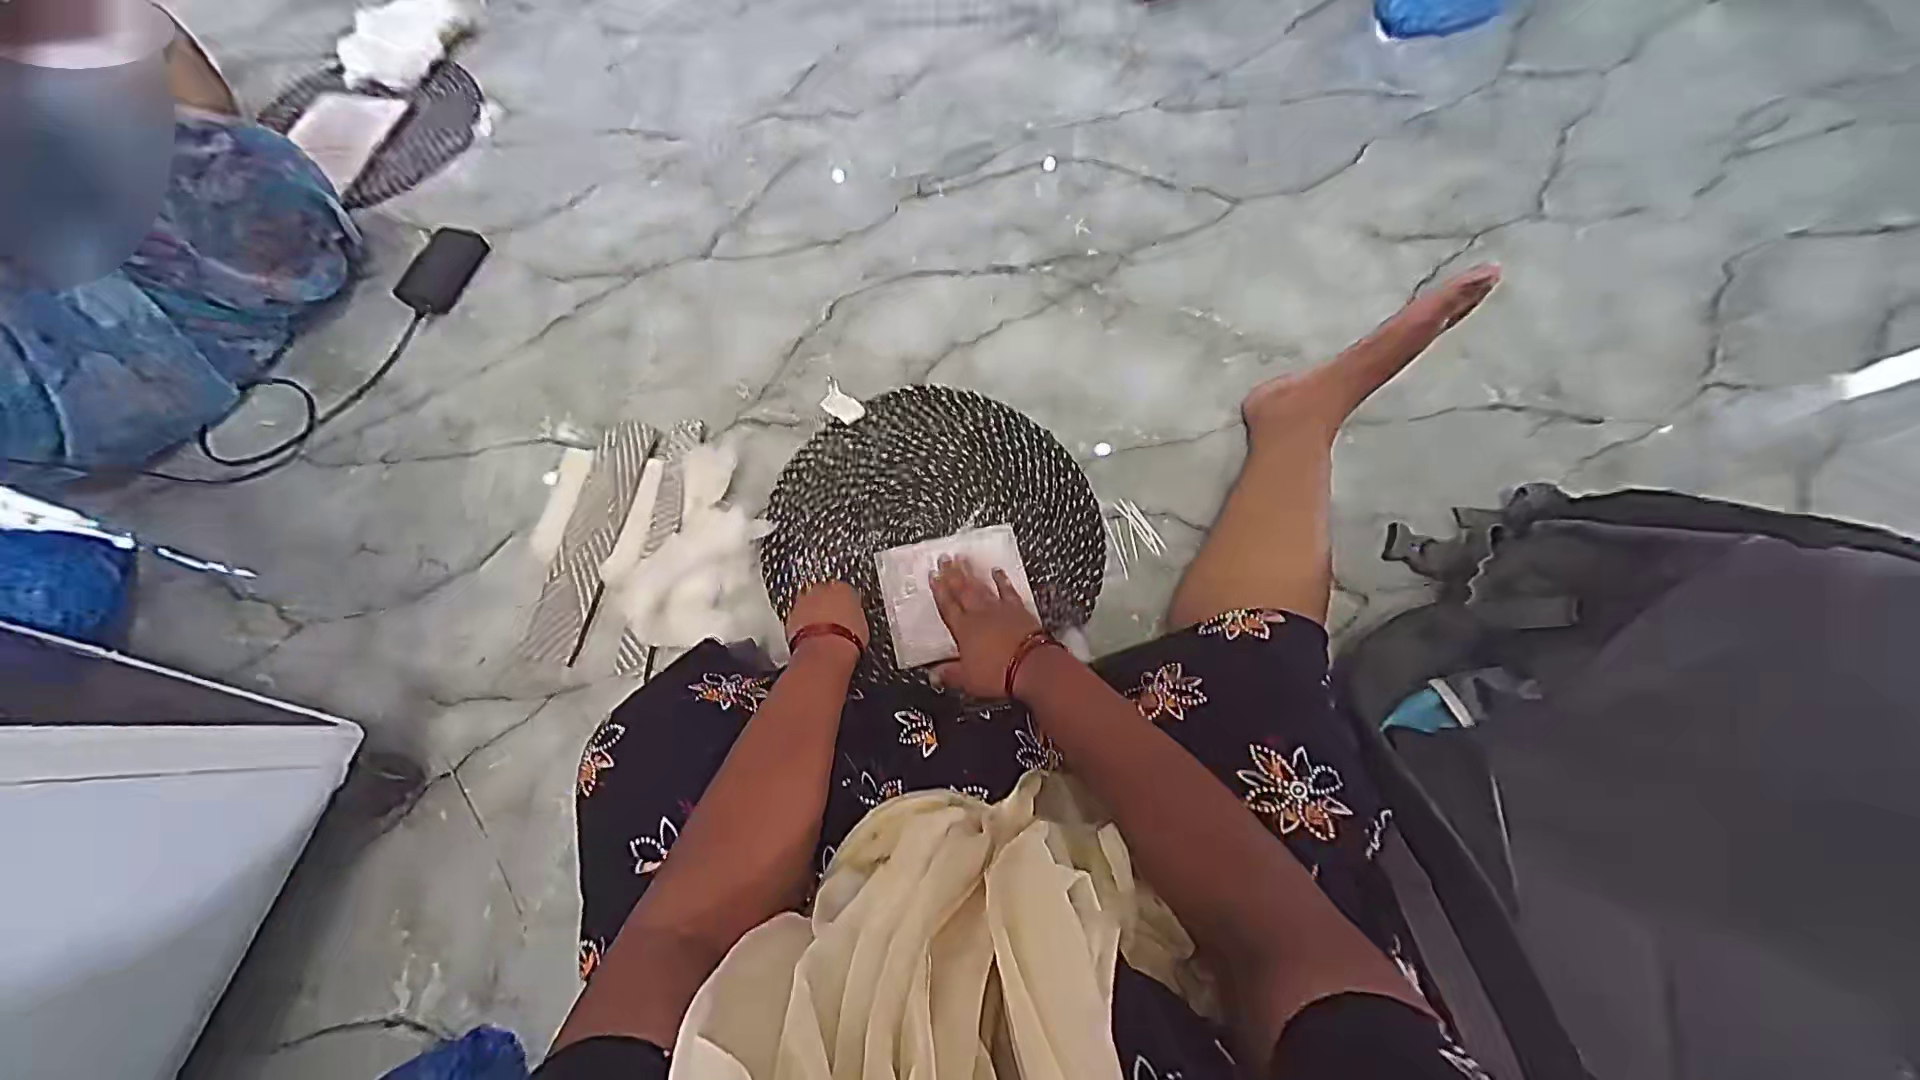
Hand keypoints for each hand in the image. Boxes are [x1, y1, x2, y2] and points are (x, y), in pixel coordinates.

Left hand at [786, 581, 868, 655]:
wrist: (825, 651)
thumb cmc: (846, 638)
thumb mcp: (862, 627)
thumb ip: (854, 616)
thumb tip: (853, 621)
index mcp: (844, 588)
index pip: (844, 590)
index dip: (845, 604)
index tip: (846, 614)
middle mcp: (821, 589)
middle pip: (822, 593)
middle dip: (825, 605)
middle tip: (832, 622)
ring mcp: (803, 601)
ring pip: (807, 604)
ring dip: (811, 614)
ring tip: (820, 632)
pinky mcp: (790, 615)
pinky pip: (797, 618)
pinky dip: (802, 625)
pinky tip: (809, 637)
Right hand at [928, 557, 1044, 698]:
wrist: (1031, 665)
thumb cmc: (998, 673)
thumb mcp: (968, 679)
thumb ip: (949, 674)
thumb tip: (934, 675)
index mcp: (963, 629)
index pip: (947, 606)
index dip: (939, 591)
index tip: (933, 576)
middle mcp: (979, 614)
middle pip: (962, 590)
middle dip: (952, 574)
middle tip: (945, 558)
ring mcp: (999, 609)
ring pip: (981, 586)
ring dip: (971, 572)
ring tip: (963, 559)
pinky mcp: (1018, 609)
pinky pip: (1007, 590)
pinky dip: (1002, 580)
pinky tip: (998, 571)